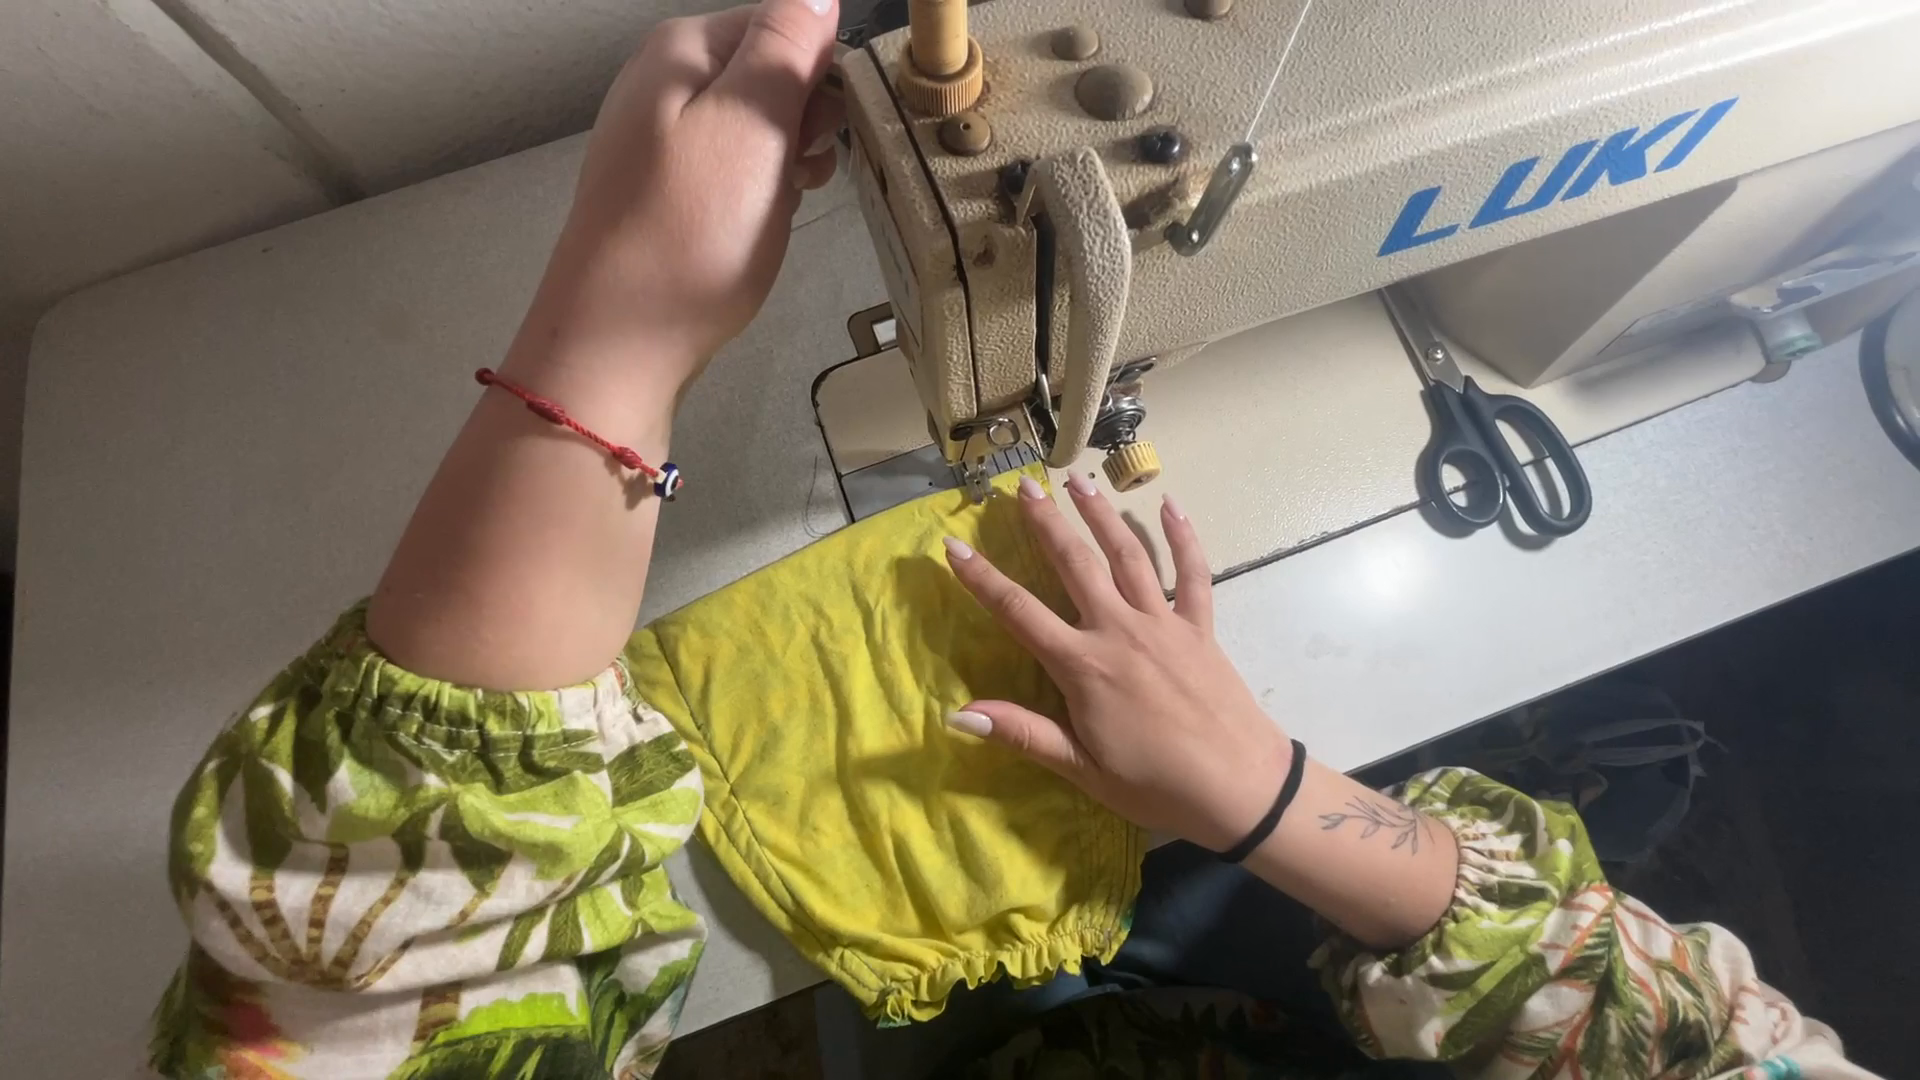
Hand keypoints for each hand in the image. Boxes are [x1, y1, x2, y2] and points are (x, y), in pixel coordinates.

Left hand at [524, 0, 843, 392]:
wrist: (626, 332)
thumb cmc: (695, 229)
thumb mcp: (750, 128)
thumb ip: (785, 51)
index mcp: (685, 51)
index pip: (781, 24)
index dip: (820, 74)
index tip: (826, 132)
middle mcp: (668, 84)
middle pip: (768, 76)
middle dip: (804, 122)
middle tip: (800, 174)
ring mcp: (665, 142)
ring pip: (758, 130)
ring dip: (788, 162)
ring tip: (784, 204)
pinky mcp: (672, 194)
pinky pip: (737, 172)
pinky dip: (762, 192)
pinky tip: (762, 222)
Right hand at [943, 474, 1293, 852]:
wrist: (1242, 790)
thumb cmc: (1156, 785)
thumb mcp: (1082, 769)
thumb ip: (1023, 733)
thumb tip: (958, 715)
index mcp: (1083, 665)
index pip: (1019, 612)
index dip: (981, 578)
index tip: (953, 545)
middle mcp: (1119, 630)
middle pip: (1074, 564)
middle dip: (1046, 522)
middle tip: (1025, 485)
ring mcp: (1163, 623)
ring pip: (1127, 555)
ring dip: (1101, 514)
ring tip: (1078, 480)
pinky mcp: (1200, 627)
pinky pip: (1193, 573)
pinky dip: (1183, 538)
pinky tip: (1170, 505)